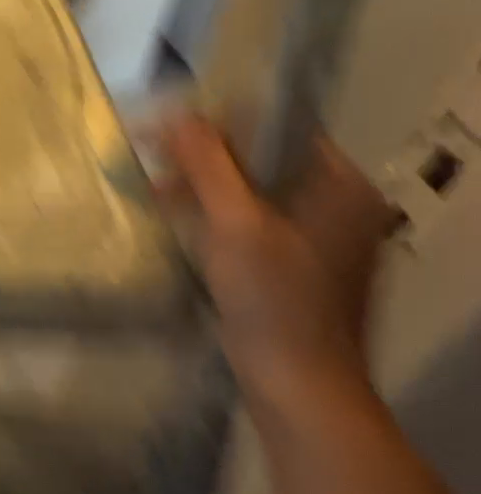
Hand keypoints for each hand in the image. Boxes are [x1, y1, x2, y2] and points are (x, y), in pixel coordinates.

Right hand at [162, 116, 393, 394]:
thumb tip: (177, 111)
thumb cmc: (272, 299)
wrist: (297, 382)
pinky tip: (175, 216)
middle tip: (150, 158)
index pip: (278, 127)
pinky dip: (212, 209)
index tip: (164, 126)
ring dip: (200, 182)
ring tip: (155, 190)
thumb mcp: (234, 224)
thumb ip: (208, 164)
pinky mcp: (295, 257)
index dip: (220, 121)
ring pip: (249, 185)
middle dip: (201, 156)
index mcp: (342, 188)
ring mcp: (319, 232)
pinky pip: (248, 213)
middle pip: (261, 156)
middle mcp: (339, 203)